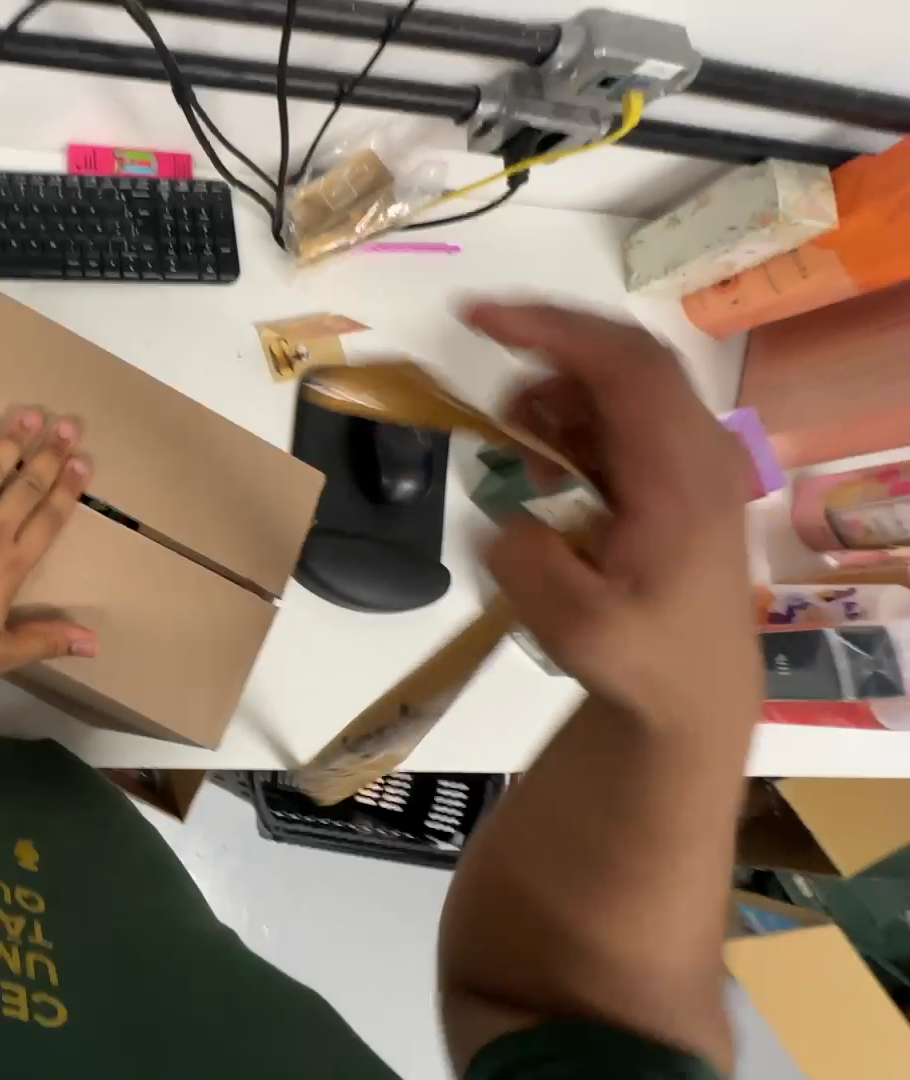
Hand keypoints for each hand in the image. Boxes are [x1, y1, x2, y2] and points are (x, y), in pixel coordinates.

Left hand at [0, 409, 96, 688]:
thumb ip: (43, 640)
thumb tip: (93, 641)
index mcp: (9, 566)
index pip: (48, 520)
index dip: (68, 490)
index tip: (83, 462)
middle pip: (26, 487)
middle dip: (49, 455)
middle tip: (68, 426)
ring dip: (12, 441)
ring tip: (31, 415)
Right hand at [464, 302, 758, 725]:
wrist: (689, 689)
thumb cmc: (638, 656)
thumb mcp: (571, 622)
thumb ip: (525, 557)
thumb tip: (507, 512)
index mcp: (676, 478)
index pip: (623, 370)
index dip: (550, 331)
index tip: (477, 318)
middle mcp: (691, 453)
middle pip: (622, 359)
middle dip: (543, 346)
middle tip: (481, 366)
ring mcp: (680, 461)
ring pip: (612, 385)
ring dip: (548, 394)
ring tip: (512, 447)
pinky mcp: (663, 475)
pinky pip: (610, 417)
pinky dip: (560, 420)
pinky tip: (541, 466)